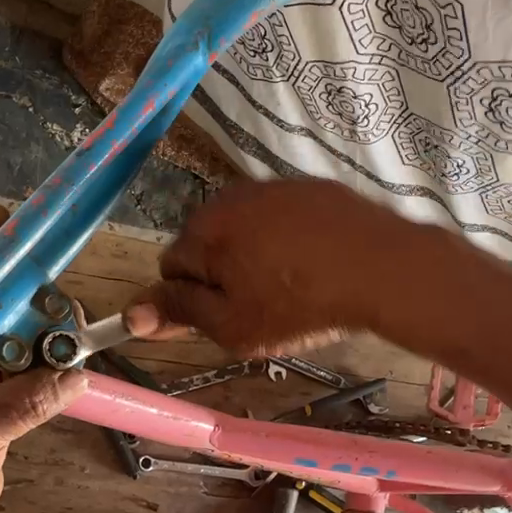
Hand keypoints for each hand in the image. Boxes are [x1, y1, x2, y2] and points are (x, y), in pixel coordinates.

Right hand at [121, 179, 457, 354]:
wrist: (382, 268)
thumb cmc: (297, 305)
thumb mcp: (231, 325)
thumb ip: (179, 313)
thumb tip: (129, 315)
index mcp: (203, 232)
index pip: (170, 271)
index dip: (191, 303)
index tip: (223, 322)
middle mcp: (229, 199)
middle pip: (206, 246)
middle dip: (222, 277)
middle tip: (258, 310)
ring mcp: (273, 187)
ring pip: (244, 231)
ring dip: (254, 258)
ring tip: (291, 290)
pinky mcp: (311, 187)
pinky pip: (281, 219)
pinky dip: (287, 241)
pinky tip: (314, 265)